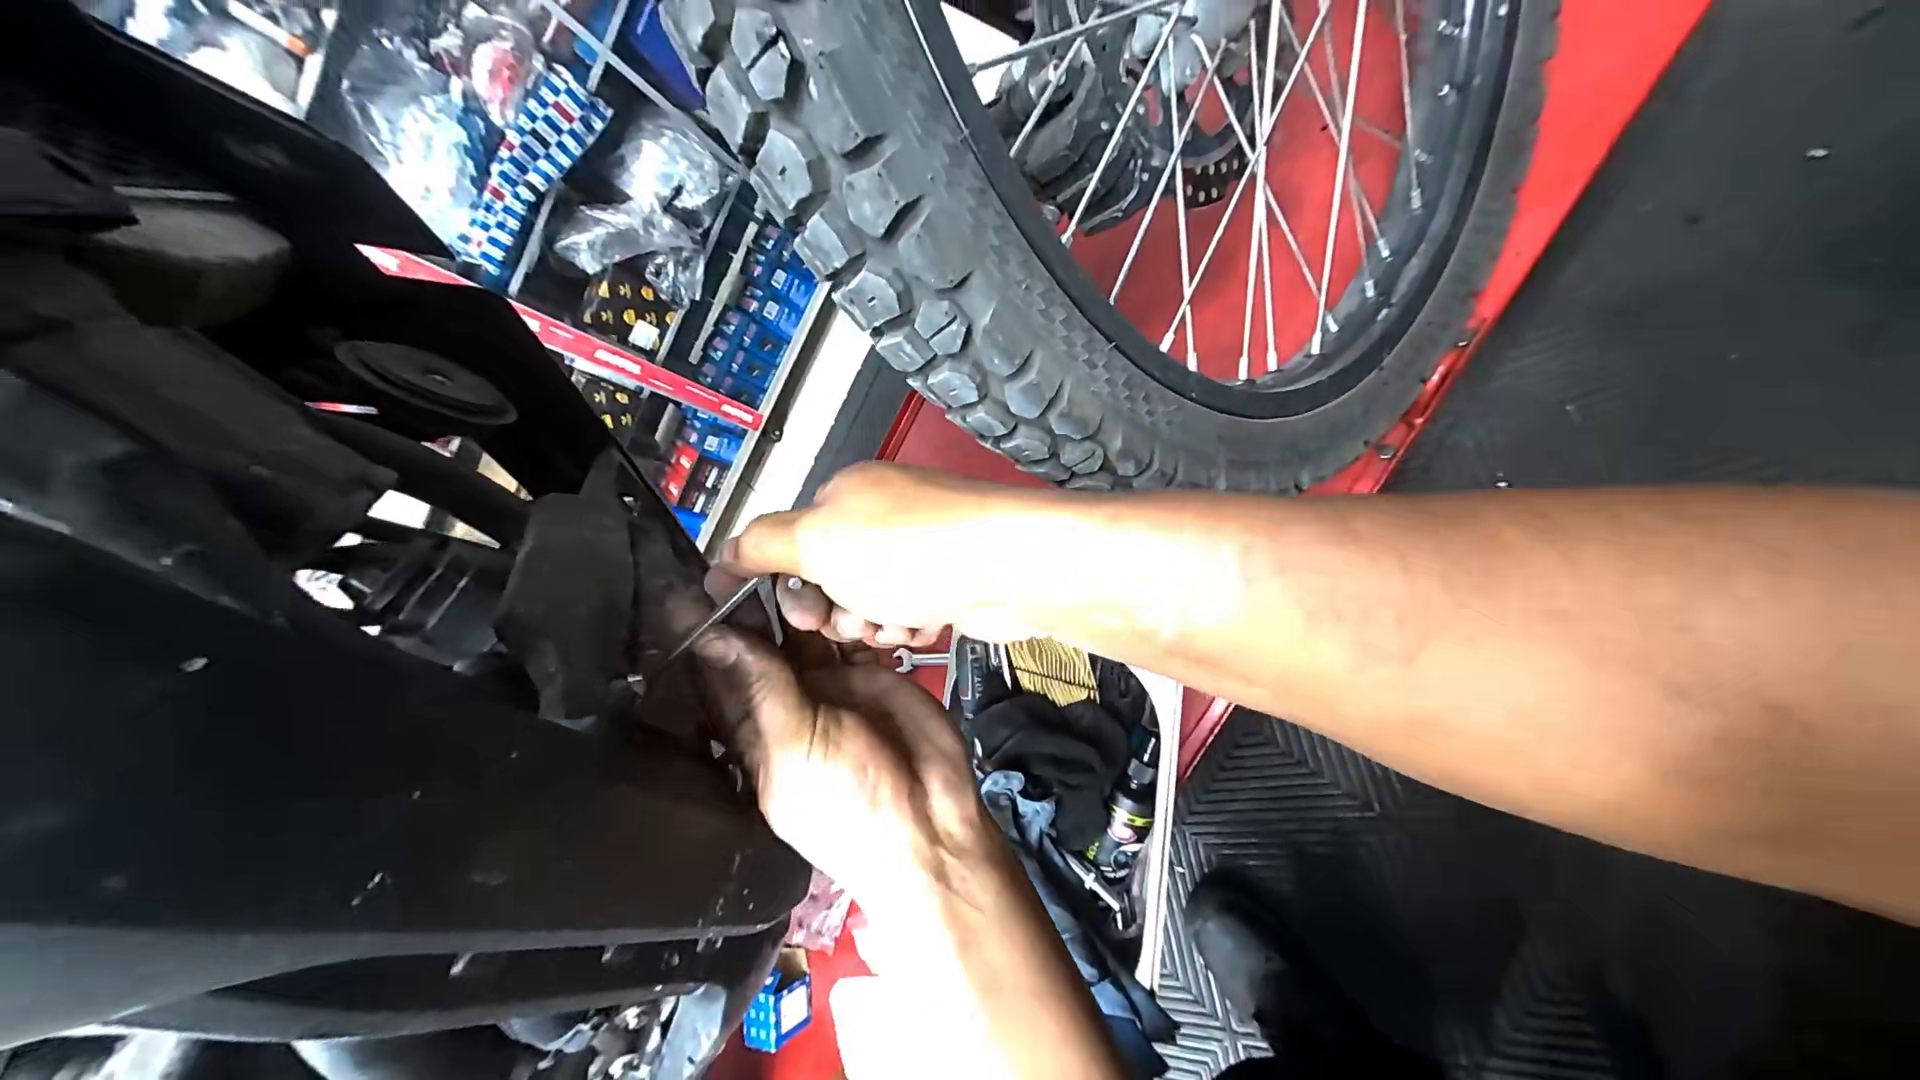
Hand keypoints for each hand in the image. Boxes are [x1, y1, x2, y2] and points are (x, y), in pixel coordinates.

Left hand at [693, 581, 1128, 1079]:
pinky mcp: (870, 668)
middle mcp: (786, 698)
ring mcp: (830, 681)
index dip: (704, 630)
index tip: (688, 582)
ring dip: (798, 601)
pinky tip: (834, 581)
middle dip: (753, 604)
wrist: (932, 820)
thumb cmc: (846, 803)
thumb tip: (713, 636)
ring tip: (788, 564)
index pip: (721, 670)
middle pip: (763, 641)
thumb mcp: (793, 748)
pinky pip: (849, 630)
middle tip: (745, 557)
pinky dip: (842, 609)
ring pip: (806, 631)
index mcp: (753, 726)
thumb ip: (761, 687)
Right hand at [721, 463, 1060, 646]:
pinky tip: (920, 628)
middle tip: (847, 618)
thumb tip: (723, 550)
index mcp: (844, 496)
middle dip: (831, 610)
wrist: (1008, 567)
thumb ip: (763, 543)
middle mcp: (881, 517)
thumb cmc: (916, 548)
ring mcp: (918, 550)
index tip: (783, 615)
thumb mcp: (820, 541)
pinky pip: (908, 612)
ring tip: (891, 624)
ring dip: (871, 623)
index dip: (781, 583)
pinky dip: (908, 626)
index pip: (789, 542)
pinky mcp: (948, 580)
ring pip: (867, 603)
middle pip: (828, 578)